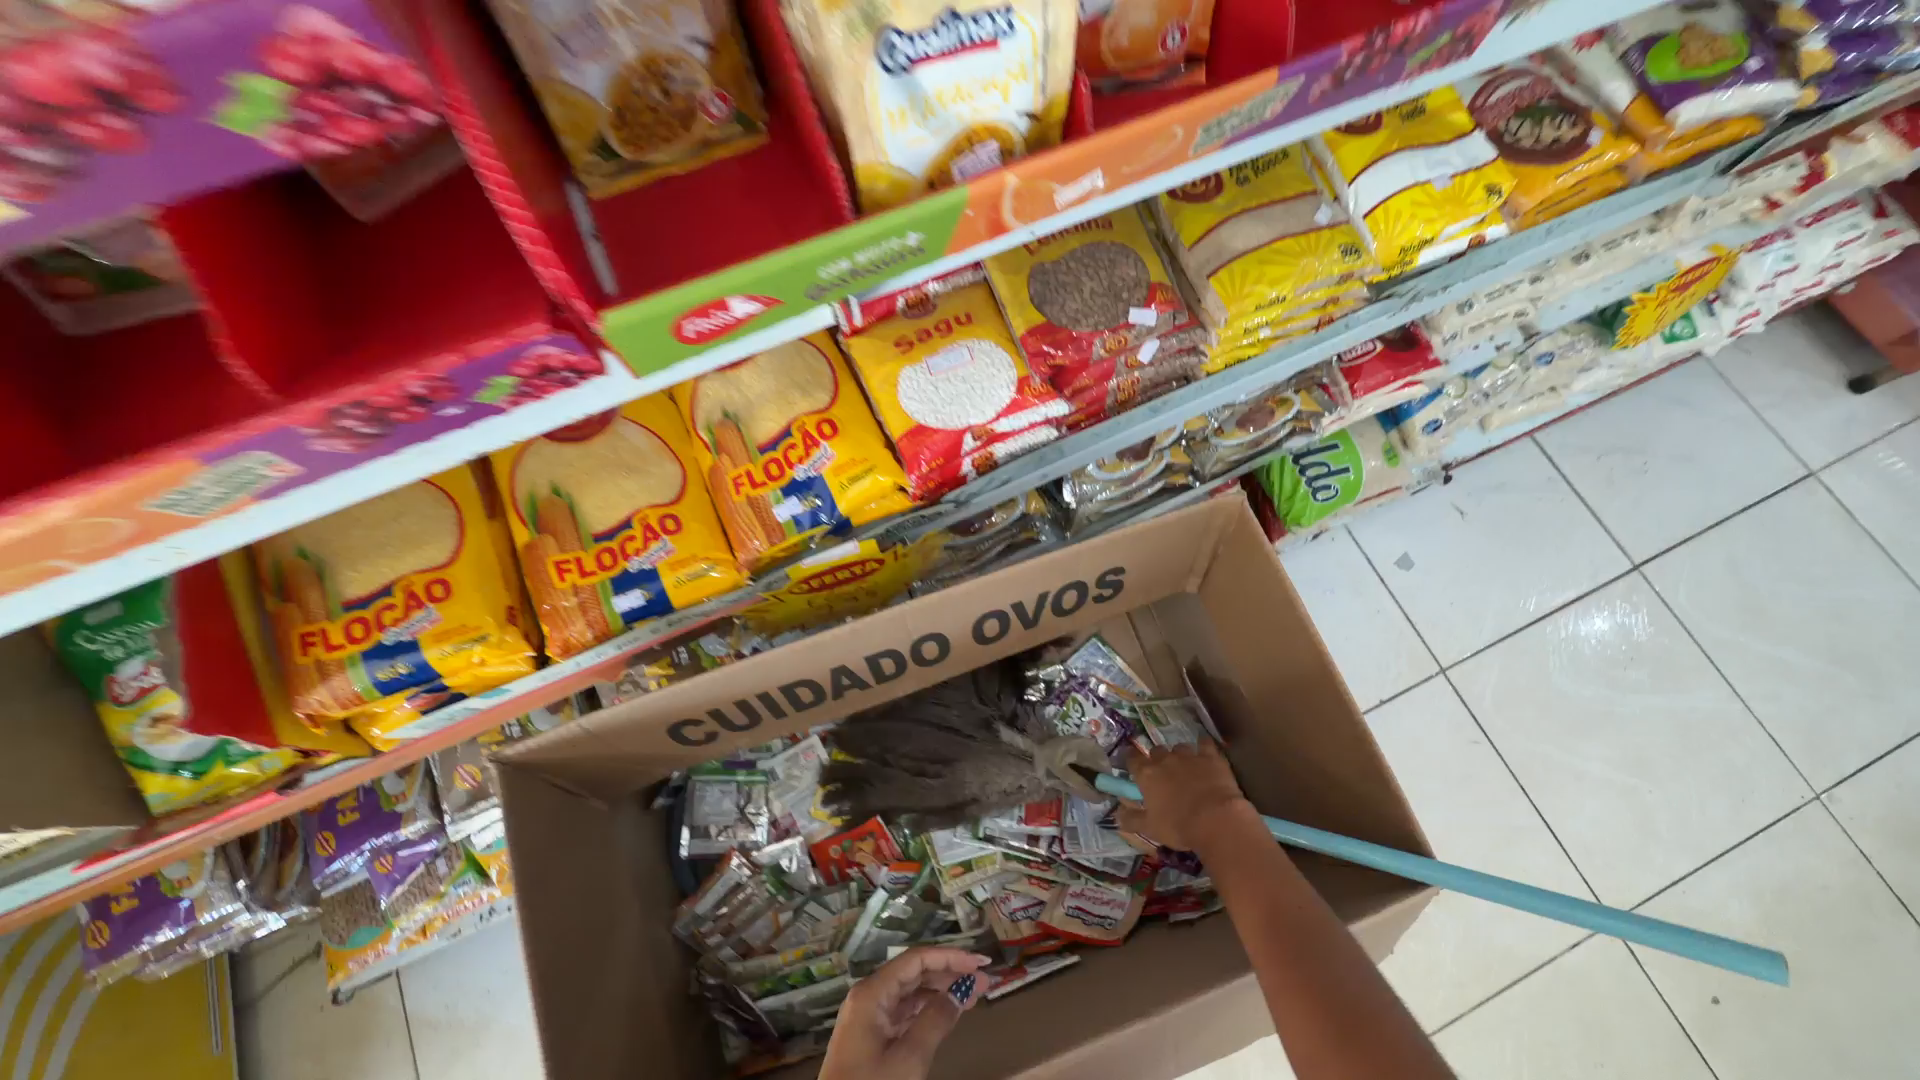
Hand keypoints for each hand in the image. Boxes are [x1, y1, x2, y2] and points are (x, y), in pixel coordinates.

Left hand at [817, 947, 989, 1079]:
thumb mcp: (909, 1058)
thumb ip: (937, 1019)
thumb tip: (962, 990)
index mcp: (872, 992)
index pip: (916, 960)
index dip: (950, 957)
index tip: (980, 963)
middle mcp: (869, 996)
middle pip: (914, 972)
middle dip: (950, 973)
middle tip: (984, 981)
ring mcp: (869, 1016)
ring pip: (911, 992)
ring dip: (941, 990)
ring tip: (973, 995)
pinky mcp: (872, 1036)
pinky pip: (905, 1011)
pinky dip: (928, 1009)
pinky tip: (948, 1012)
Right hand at [1118, 740, 1255, 851]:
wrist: (1216, 819)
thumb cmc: (1178, 826)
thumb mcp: (1150, 828)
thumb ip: (1131, 819)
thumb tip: (1117, 815)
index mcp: (1146, 774)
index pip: (1132, 758)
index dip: (1132, 761)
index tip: (1133, 766)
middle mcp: (1164, 759)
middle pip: (1156, 751)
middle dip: (1157, 759)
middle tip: (1163, 774)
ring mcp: (1188, 756)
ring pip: (1179, 747)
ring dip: (1180, 756)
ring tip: (1186, 768)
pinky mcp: (1210, 757)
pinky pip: (1205, 744)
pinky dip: (1203, 747)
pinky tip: (1205, 753)